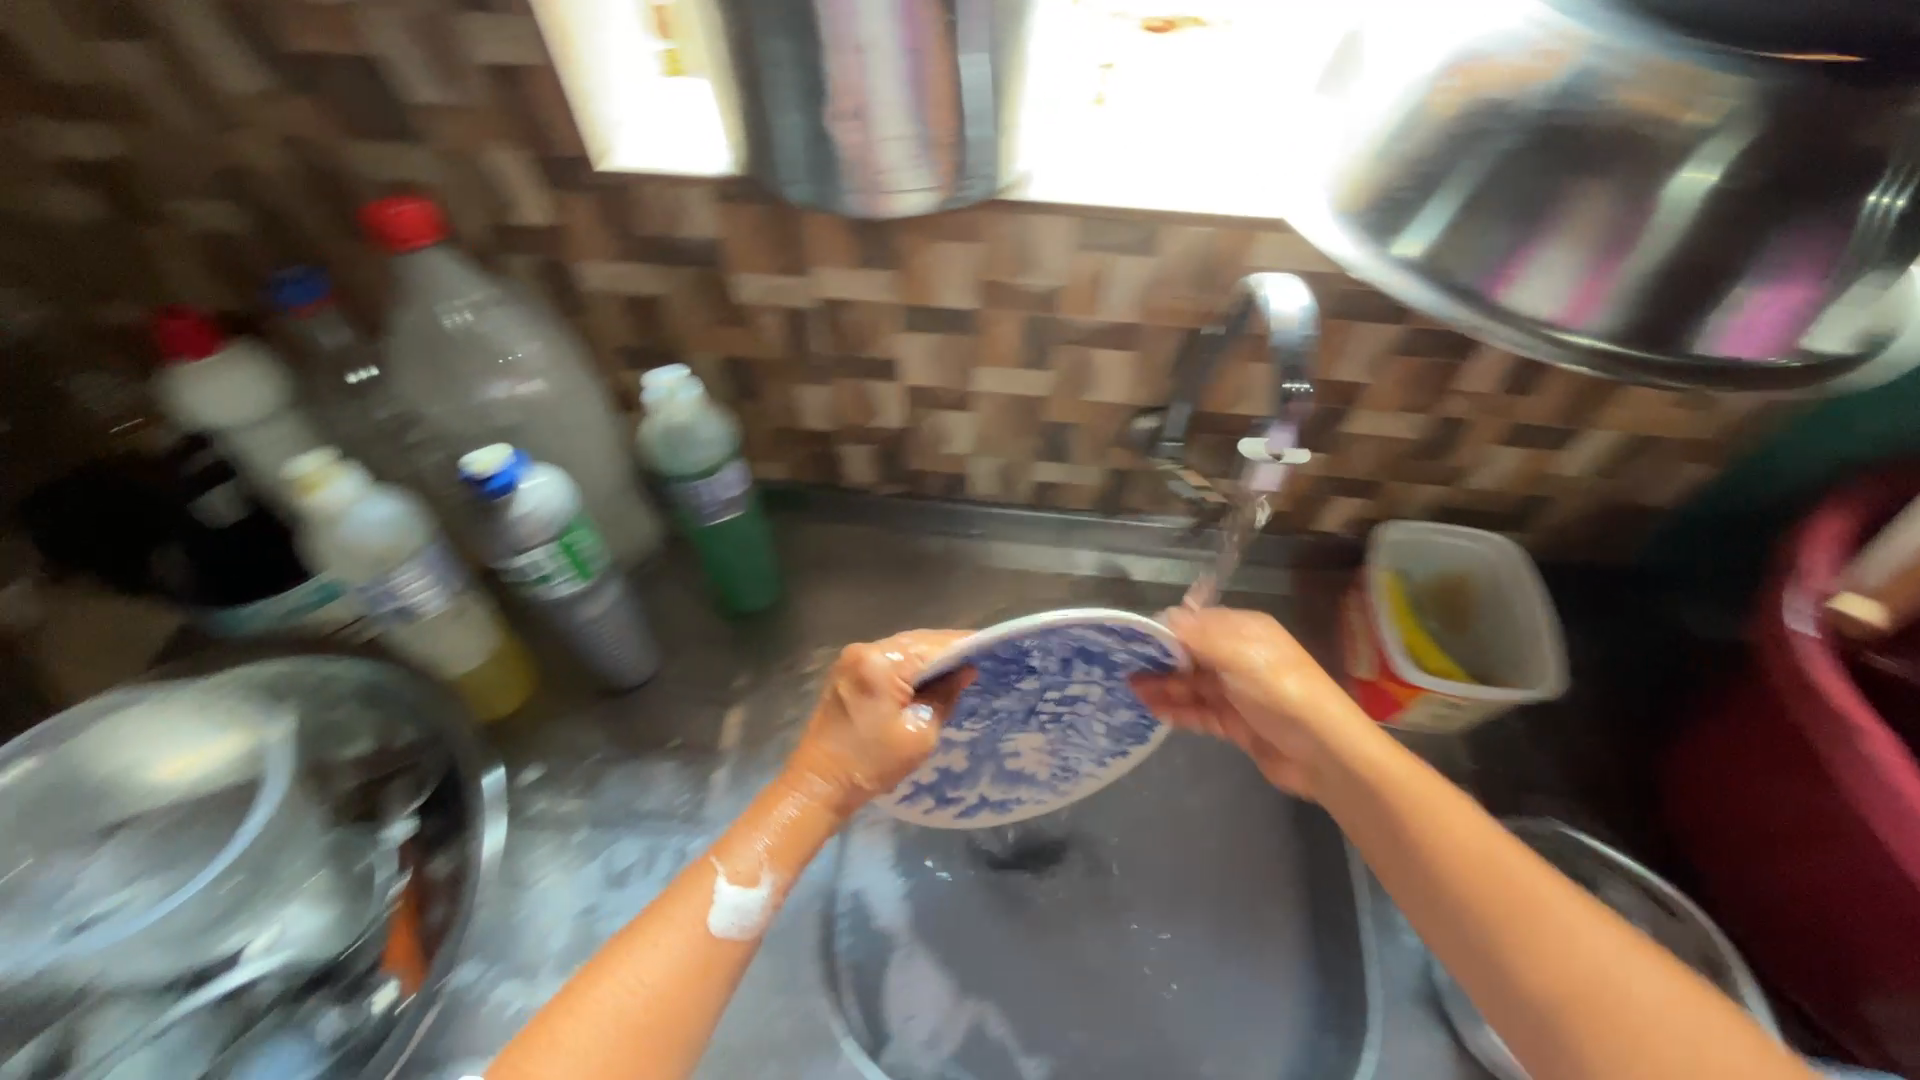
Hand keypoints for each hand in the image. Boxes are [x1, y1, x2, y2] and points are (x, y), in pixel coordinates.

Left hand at [784, 630, 974, 813]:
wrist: (818, 784)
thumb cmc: (872, 763)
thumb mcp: (920, 734)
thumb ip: (945, 695)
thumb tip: (964, 671)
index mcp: (882, 664)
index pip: (934, 646)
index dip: (964, 646)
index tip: (990, 650)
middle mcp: (865, 650)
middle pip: (917, 641)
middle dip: (947, 650)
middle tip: (977, 660)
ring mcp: (852, 659)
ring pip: (902, 649)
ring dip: (928, 657)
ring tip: (958, 668)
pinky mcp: (847, 671)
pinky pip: (886, 659)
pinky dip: (908, 665)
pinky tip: (926, 677)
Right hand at [1131, 607, 1362, 799]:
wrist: (1323, 752)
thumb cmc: (1279, 692)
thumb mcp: (1238, 654)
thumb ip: (1197, 634)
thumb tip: (1163, 616)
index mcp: (1245, 632)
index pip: (1196, 623)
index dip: (1165, 630)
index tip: (1130, 639)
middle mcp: (1240, 657)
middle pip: (1190, 654)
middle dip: (1159, 660)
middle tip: (1121, 667)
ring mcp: (1238, 692)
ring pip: (1192, 685)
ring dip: (1163, 686)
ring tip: (1129, 691)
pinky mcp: (1236, 724)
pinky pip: (1199, 712)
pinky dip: (1177, 711)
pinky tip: (1153, 712)